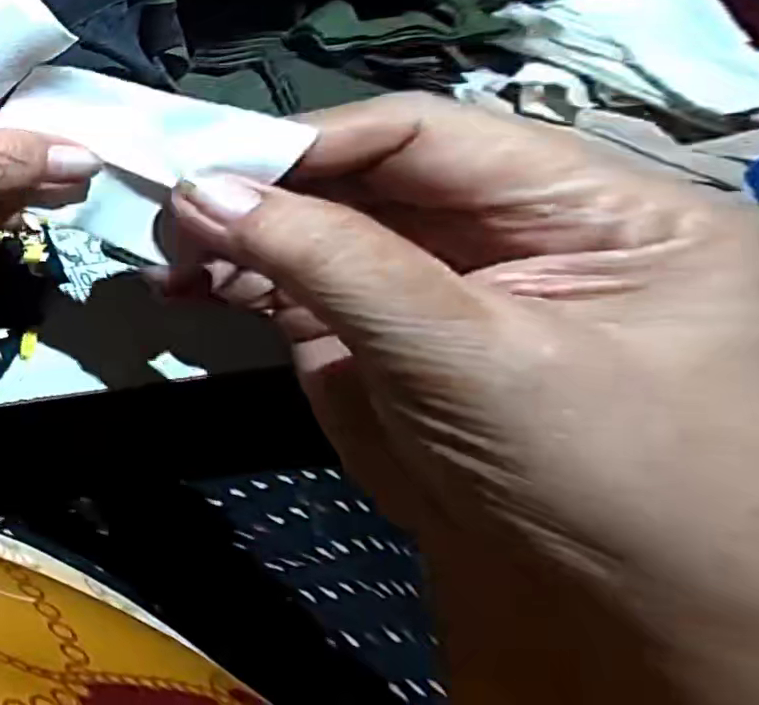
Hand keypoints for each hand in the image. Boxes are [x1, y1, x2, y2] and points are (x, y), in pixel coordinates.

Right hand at [167, 92, 758, 703]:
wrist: (592, 623)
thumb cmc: (592, 481)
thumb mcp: (466, 355)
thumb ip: (330, 259)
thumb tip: (197, 191)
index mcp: (575, 206)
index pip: (419, 134)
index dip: (310, 140)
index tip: (210, 163)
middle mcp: (487, 224)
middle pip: (342, 174)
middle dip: (251, 190)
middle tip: (167, 207)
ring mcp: (409, 273)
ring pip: (295, 222)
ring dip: (222, 233)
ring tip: (166, 254)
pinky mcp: (350, 319)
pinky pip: (272, 274)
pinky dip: (219, 275)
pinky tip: (178, 285)